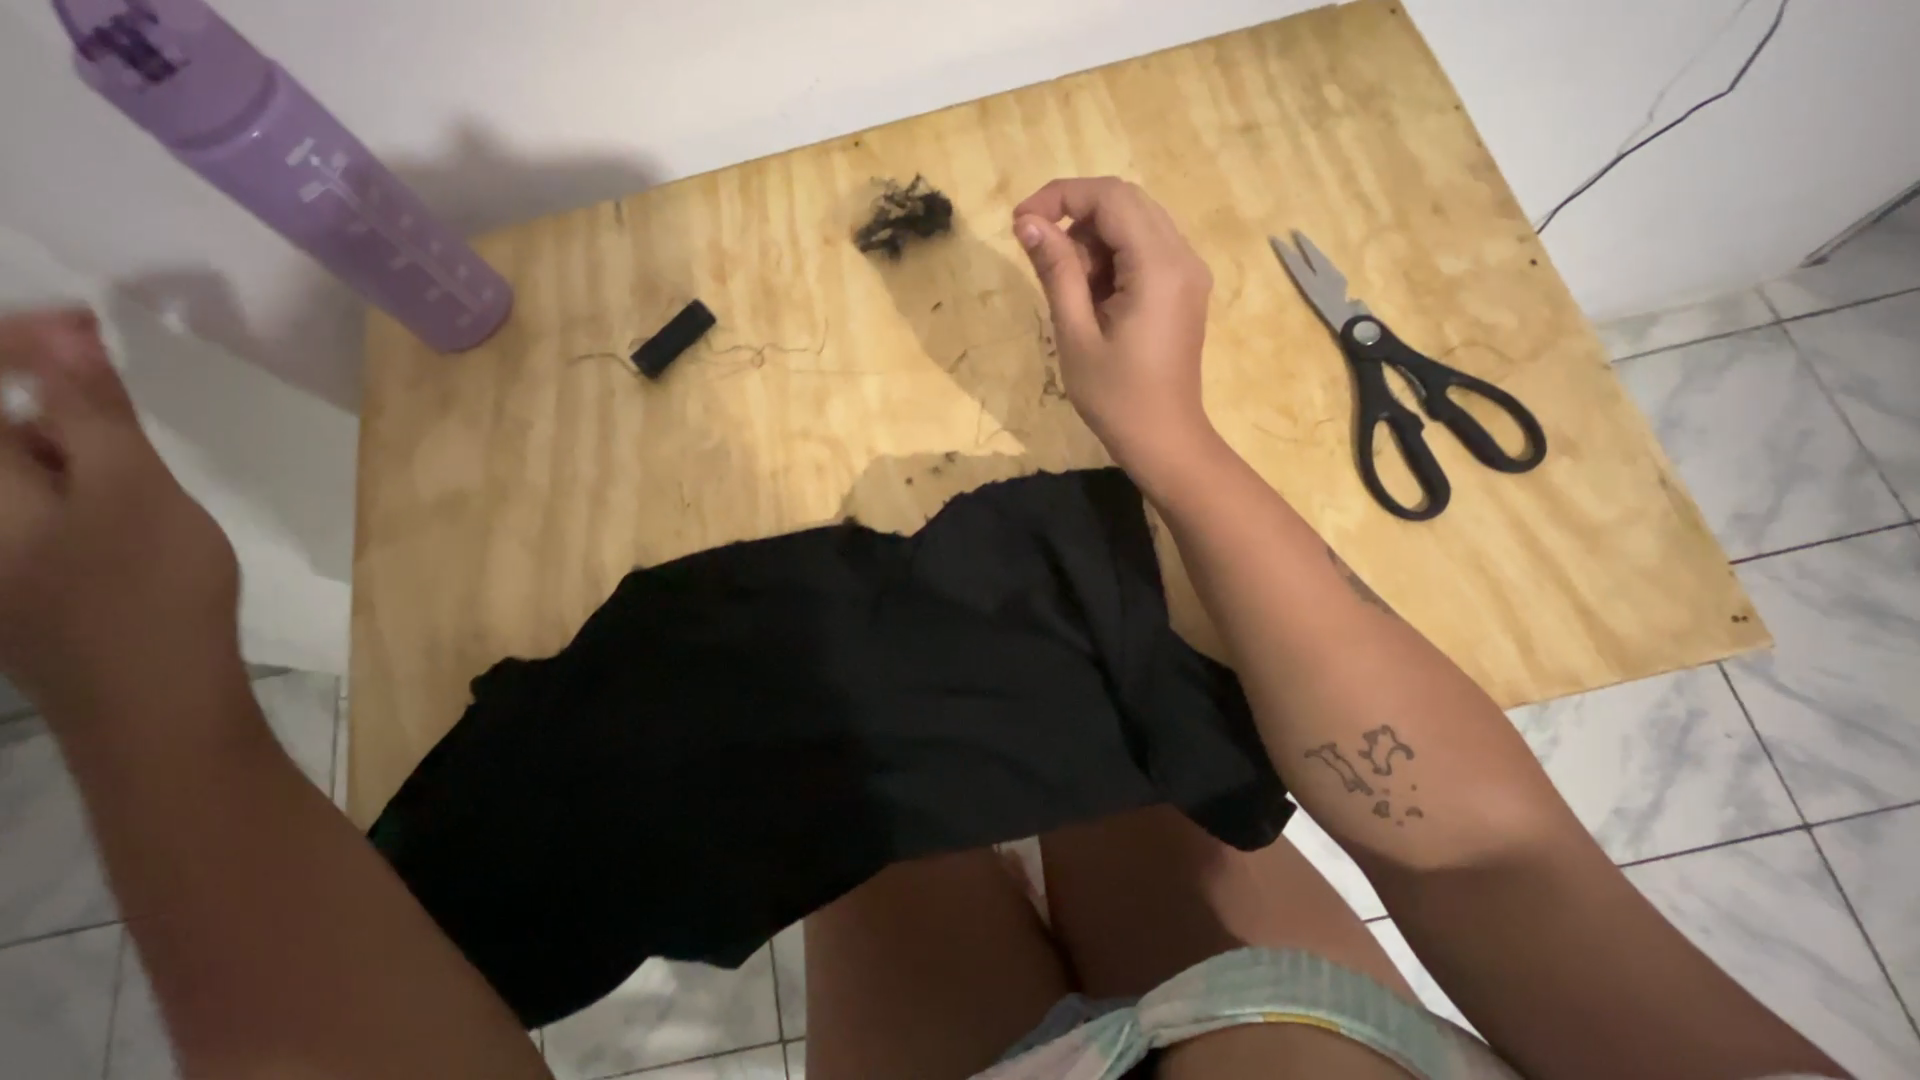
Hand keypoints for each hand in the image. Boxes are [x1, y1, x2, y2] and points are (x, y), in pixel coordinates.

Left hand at [0, 310, 240, 723]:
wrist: (153, 706)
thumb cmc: (148, 592)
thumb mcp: (136, 490)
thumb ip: (90, 409)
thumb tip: (56, 328)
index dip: (16, 345)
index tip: (84, 325)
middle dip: (49, 409)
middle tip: (126, 429)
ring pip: (11, 474)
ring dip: (66, 455)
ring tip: (141, 492)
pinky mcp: (5, 586)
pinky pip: (24, 514)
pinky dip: (68, 495)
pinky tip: (124, 526)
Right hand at [1013, 177, 1217, 482]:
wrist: (1164, 439)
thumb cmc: (1115, 396)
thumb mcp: (1075, 333)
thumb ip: (1055, 271)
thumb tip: (1029, 223)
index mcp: (1159, 266)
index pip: (1110, 197)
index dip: (1060, 196)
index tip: (1020, 223)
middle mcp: (1183, 256)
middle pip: (1125, 201)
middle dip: (1076, 216)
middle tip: (1040, 253)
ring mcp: (1189, 271)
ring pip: (1135, 222)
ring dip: (1093, 239)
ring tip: (1070, 288)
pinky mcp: (1184, 287)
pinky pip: (1145, 248)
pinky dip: (1112, 257)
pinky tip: (1094, 295)